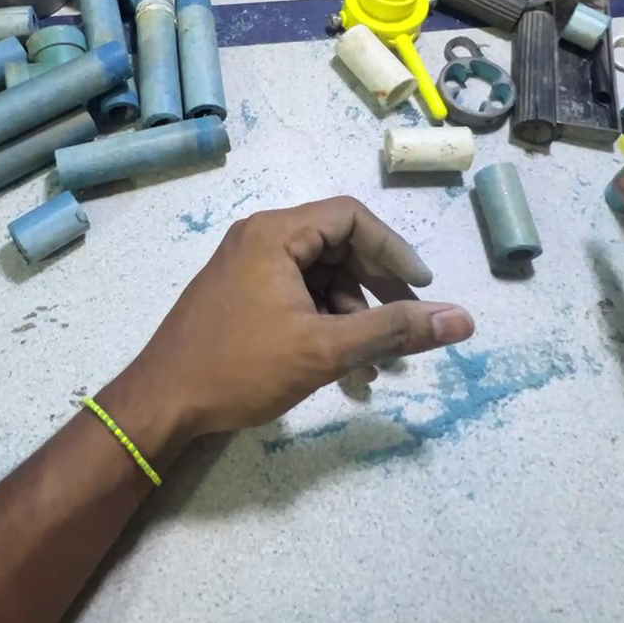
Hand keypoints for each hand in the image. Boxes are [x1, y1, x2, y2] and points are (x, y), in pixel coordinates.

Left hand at [109, 197, 474, 446]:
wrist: (161, 404)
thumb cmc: (241, 367)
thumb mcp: (326, 348)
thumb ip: (395, 329)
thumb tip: (462, 319)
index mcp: (276, 232)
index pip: (352, 218)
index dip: (394, 251)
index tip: (422, 290)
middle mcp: (261, 237)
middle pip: (337, 246)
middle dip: (376, 290)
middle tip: (406, 329)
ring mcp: (248, 265)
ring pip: (319, 277)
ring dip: (353, 316)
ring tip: (375, 365)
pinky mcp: (242, 293)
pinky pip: (297, 295)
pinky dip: (325, 324)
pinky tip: (344, 369)